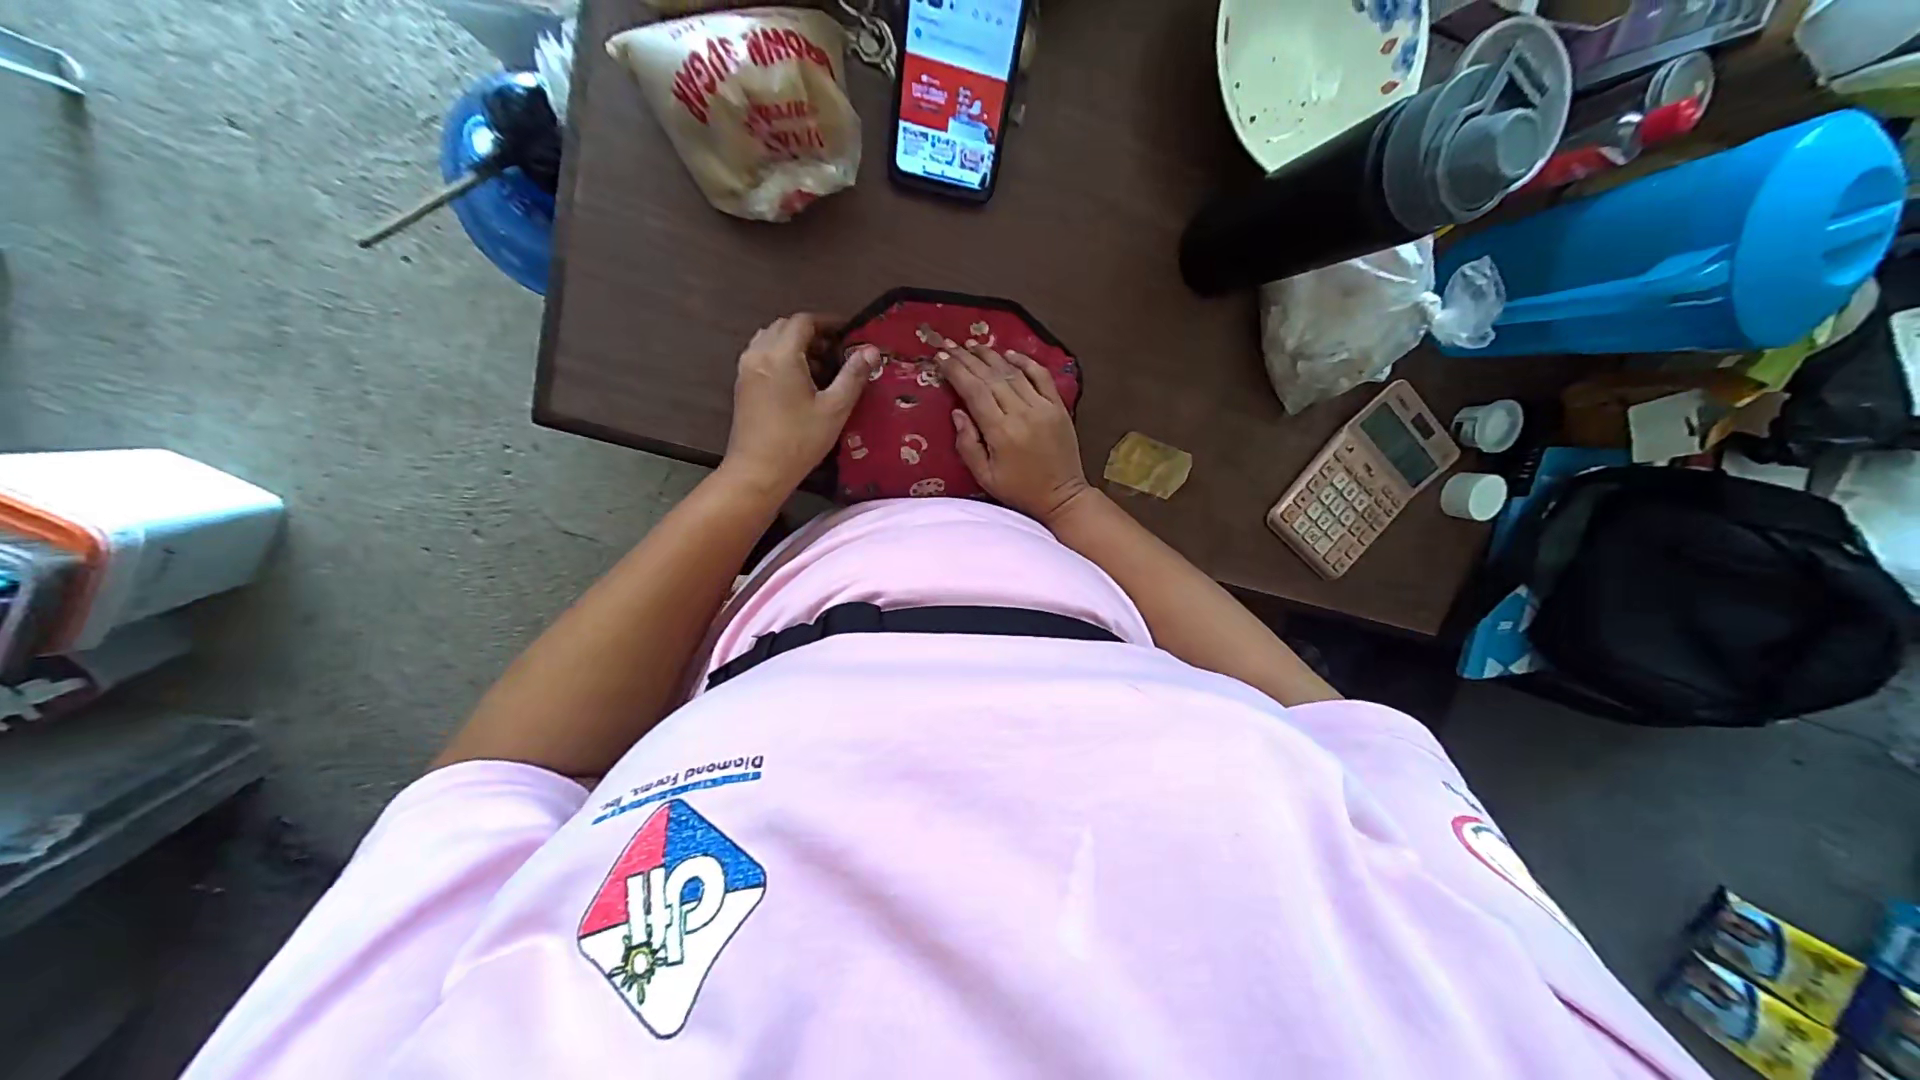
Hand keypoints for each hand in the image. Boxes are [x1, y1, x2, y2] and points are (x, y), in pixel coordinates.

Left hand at [722, 314, 877, 493]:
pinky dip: (781, 358)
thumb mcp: (835, 409)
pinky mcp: (742, 385)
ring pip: (771, 341)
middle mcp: (759, 354)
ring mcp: (746, 369)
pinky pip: (762, 356)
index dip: (828, 322)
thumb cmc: (799, 441)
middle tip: (837, 351)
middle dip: (812, 333)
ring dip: (795, 345)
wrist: (758, 471)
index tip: (849, 333)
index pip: (804, 321)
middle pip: (785, 327)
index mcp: (781, 355)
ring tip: (820, 367)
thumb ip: (853, 375)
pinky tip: (800, 382)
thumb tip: (871, 350)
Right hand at [936, 339, 1089, 524]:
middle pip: (991, 376)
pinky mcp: (1058, 406)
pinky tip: (1009, 353)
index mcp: (1001, 431)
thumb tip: (957, 411)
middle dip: (967, 358)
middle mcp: (1022, 413)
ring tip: (972, 345)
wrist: (1062, 496)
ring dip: (991, 356)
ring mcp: (1043, 407)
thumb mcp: (984, 476)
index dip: (956, 371)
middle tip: (949, 345)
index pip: (974, 391)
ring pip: (1014, 372)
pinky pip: (1041, 375)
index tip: (940, 358)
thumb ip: (967, 444)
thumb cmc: (1019, 490)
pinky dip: (1025, 361)